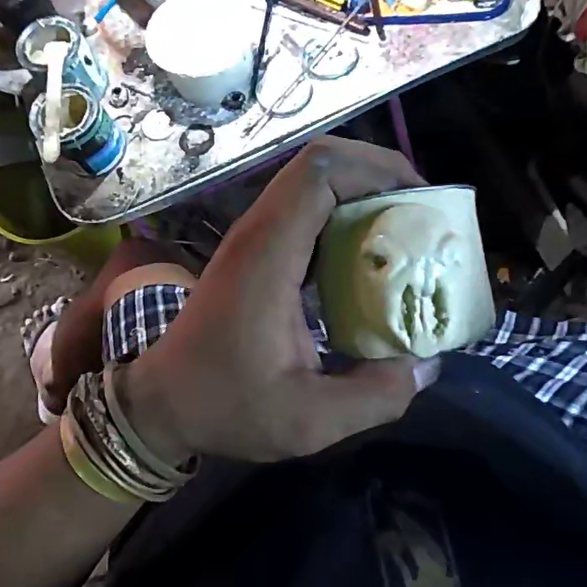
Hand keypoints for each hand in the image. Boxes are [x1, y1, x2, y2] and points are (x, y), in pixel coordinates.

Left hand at [122, 137, 441, 462]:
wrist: (161, 404)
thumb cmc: (225, 407)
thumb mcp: (311, 420)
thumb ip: (377, 395)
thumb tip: (425, 365)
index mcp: (268, 256)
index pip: (319, 171)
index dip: (377, 169)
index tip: (422, 204)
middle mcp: (256, 235)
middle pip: (318, 165)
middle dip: (378, 177)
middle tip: (422, 217)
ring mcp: (249, 242)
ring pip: (309, 187)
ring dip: (359, 197)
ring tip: (405, 235)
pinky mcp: (249, 257)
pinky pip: (301, 216)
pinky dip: (339, 222)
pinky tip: (366, 262)